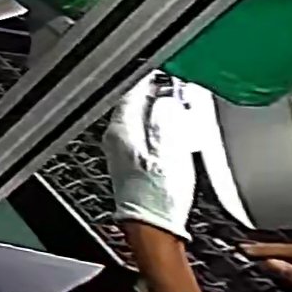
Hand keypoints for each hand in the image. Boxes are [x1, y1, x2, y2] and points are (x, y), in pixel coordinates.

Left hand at [105, 72, 199, 239]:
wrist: (150, 223)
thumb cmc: (158, 194)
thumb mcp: (169, 154)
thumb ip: (164, 123)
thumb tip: (163, 99)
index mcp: (122, 131)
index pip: (129, 94)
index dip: (146, 79)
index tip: (163, 68)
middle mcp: (115, 136)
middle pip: (131, 102)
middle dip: (151, 89)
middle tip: (174, 80)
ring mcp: (120, 146)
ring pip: (136, 115)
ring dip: (154, 105)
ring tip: (176, 97)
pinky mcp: (129, 157)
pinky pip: (141, 129)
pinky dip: (155, 121)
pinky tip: (170, 124)